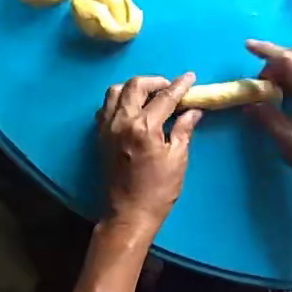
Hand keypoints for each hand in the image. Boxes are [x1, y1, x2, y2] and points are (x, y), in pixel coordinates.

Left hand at [96, 72, 201, 230]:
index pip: (164, 97)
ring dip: (134, 87)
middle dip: (155, 81)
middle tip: (170, 88)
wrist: (127, 214)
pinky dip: (119, 101)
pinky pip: (106, 107)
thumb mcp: (177, 160)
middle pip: (136, 86)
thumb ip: (183, 130)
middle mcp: (121, 121)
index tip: (190, 77)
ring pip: (116, 91)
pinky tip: (132, 109)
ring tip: (150, 95)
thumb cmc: (157, 191)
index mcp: (144, 127)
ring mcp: (106, 127)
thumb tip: (193, 111)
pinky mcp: (99, 135)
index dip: (180, 85)